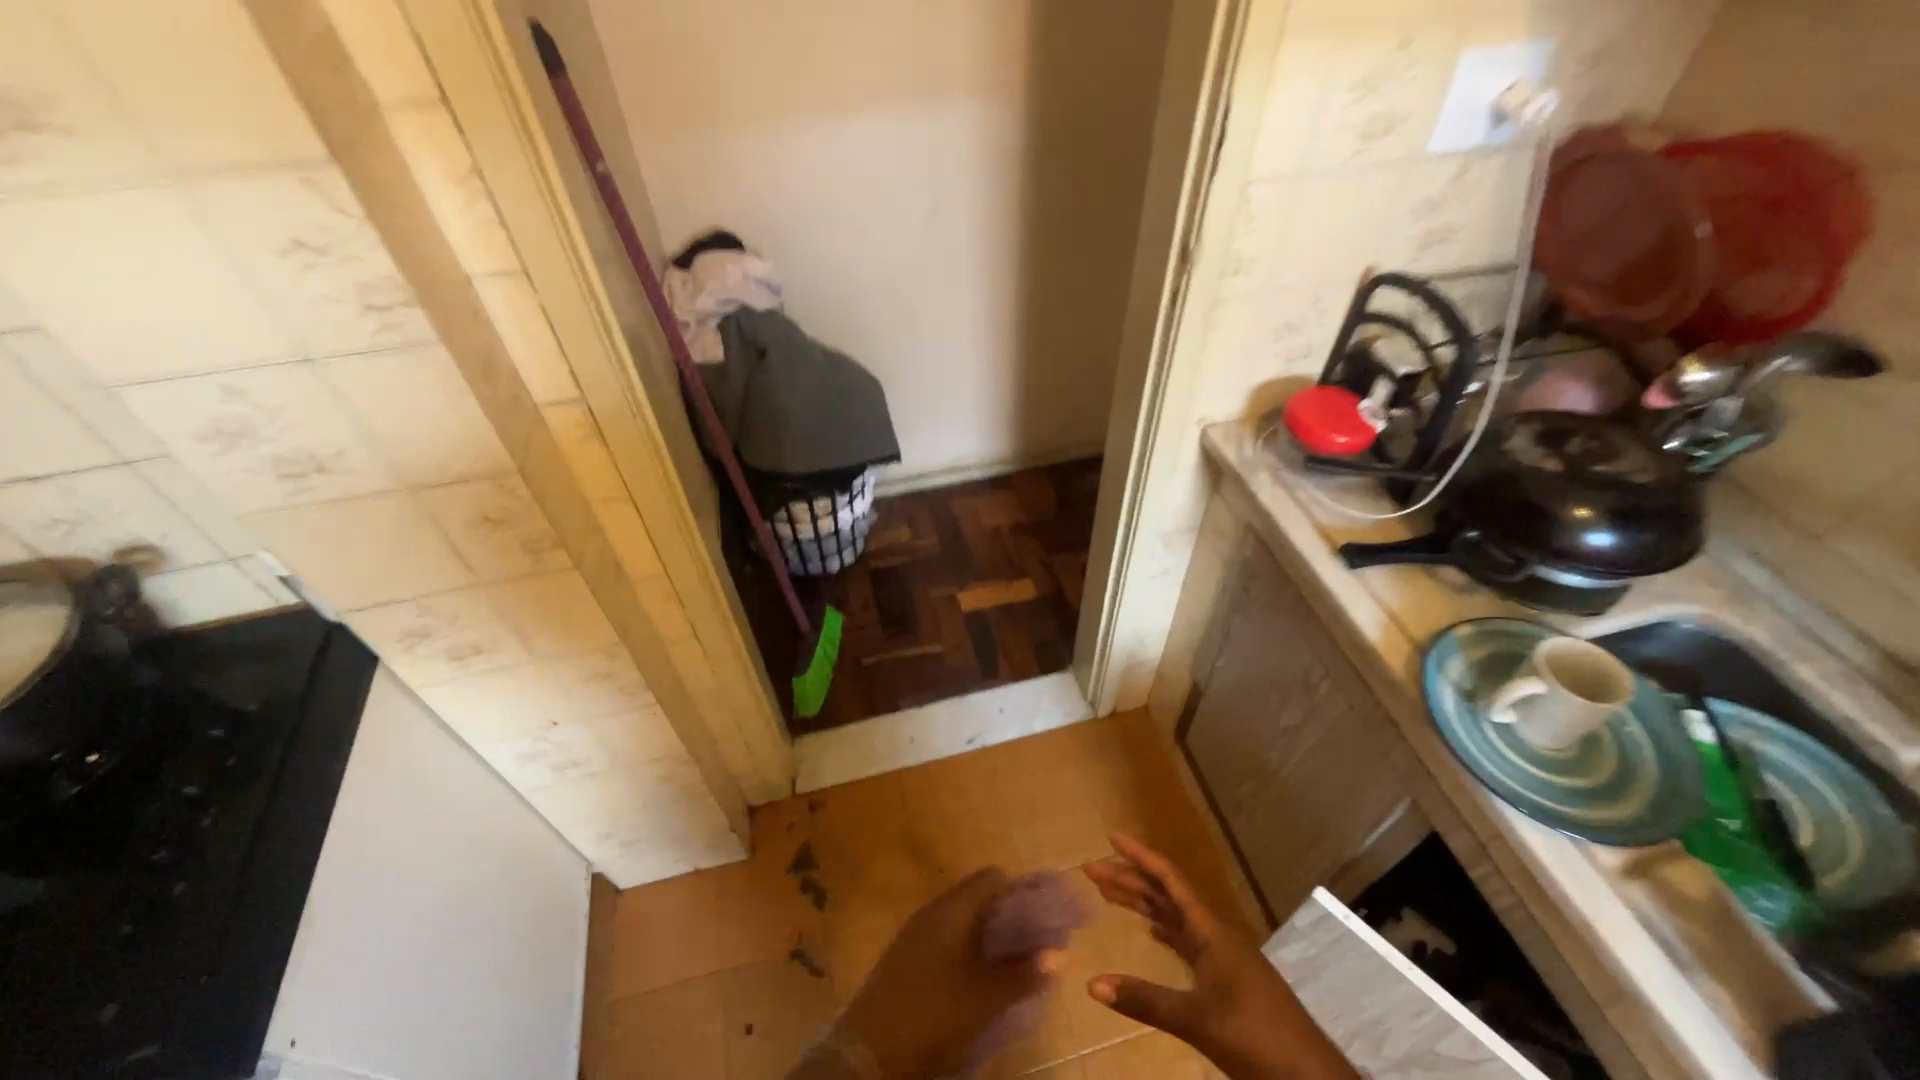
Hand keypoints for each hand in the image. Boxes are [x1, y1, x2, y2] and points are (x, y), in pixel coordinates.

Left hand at [832, 867, 1068, 1077]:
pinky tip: (986, 977)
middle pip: (979, 898)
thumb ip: (1023, 974)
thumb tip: (1060, 954)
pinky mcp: (908, 960)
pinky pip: (949, 941)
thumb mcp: (985, 1000)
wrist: (868, 1053)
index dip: (1023, 890)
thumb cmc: (932, 1016)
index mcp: (951, 910)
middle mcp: (932, 913)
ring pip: (964, 922)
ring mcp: (916, 936)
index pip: (993, 879)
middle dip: (1011, 915)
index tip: (1048, 912)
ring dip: (992, 936)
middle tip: (1041, 940)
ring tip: (1021, 960)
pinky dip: (972, 951)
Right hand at [1083, 834, 1357, 1079]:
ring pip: (1176, 918)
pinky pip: (1187, 941)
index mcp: (1211, 932)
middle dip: (1130, 880)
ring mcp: (1224, 957)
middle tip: (1092, 870)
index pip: (1170, 881)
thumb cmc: (1256, 1037)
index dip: (1140, 858)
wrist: (1309, 1074)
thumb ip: (1145, 1000)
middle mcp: (1216, 935)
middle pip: (1167, 895)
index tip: (1111, 838)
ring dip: (1143, 903)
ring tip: (1110, 894)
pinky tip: (1152, 932)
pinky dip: (1164, 930)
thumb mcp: (1196, 1020)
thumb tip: (1091, 983)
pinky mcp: (1228, 979)